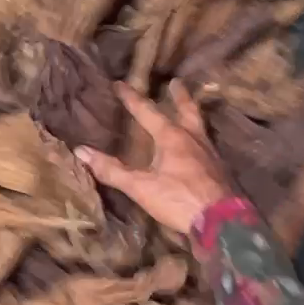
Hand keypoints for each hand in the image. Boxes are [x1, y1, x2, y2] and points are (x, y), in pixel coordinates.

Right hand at [75, 81, 235, 231]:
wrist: (222, 222)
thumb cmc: (179, 199)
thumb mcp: (140, 187)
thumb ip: (112, 170)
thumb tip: (81, 151)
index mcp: (172, 137)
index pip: (148, 112)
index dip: (132, 98)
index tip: (120, 83)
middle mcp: (193, 139)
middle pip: (187, 110)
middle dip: (179, 96)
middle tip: (176, 82)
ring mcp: (210, 154)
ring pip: (200, 126)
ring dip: (193, 115)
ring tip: (189, 110)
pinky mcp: (219, 170)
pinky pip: (208, 145)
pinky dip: (200, 138)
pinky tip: (199, 146)